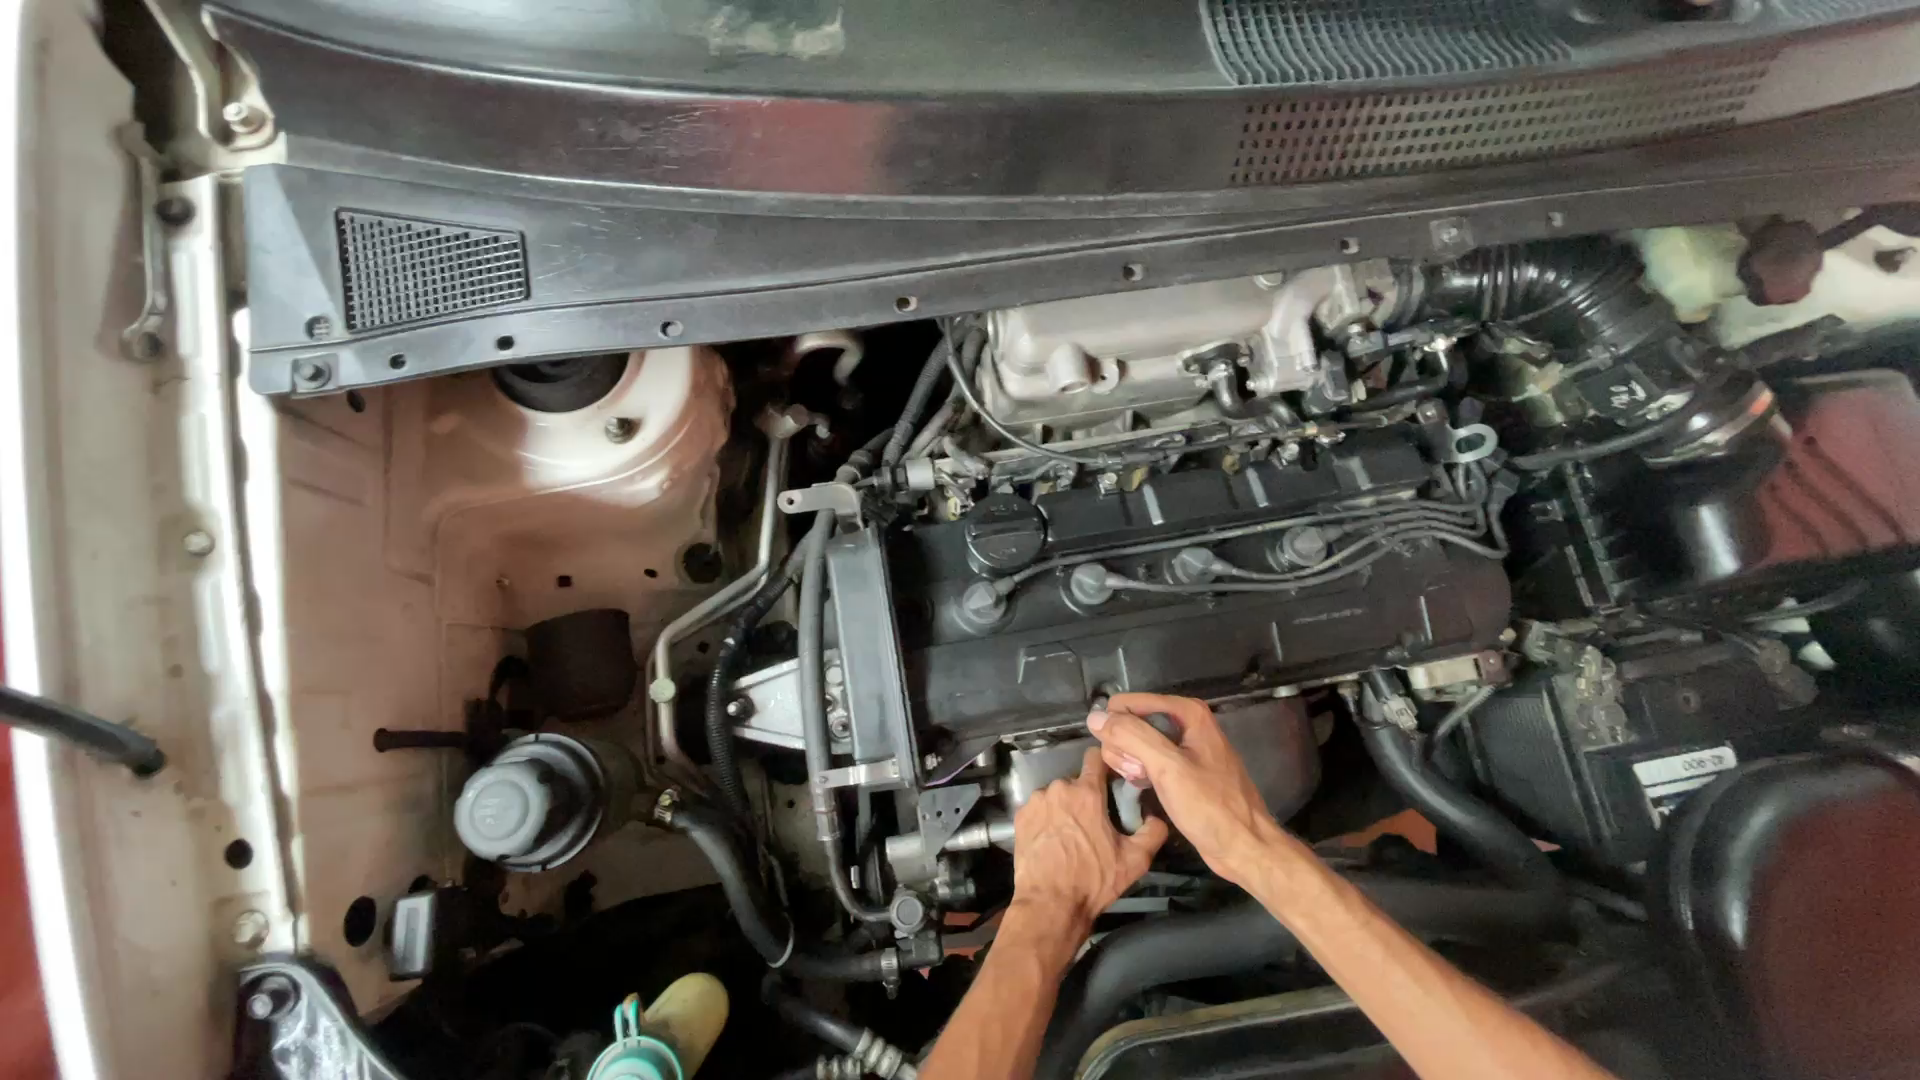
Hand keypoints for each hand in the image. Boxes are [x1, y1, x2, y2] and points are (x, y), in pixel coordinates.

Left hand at [1011, 746, 1168, 931]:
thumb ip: (1153, 833)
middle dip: (1085, 797)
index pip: (1095, 757)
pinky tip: (1051, 840)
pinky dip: (1045, 819)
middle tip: (1092, 822)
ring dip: (1063, 808)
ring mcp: (1036, 801)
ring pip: (1055, 796)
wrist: (1050, 903)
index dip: (1104, 764)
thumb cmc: (1094, 880)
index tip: (1109, 777)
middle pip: (1076, 782)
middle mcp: (1059, 788)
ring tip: (1069, 835)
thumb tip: (1157, 818)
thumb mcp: (1135, 861)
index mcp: (1086, 792)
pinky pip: (1038, 809)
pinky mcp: (1020, 816)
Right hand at [1090, 693, 1291, 887]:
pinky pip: (1145, 757)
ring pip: (1133, 741)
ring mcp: (1181, 744)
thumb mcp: (1168, 768)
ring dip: (1130, 762)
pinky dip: (1139, 770)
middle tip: (1140, 773)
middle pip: (1128, 721)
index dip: (1120, 730)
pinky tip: (1146, 787)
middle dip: (1126, 748)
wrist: (1243, 847)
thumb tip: (1094, 717)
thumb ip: (1131, 736)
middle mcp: (1183, 721)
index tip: (1132, 760)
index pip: (1126, 704)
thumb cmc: (1210, 807)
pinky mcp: (1179, 765)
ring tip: (1145, 782)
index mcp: (1186, 712)